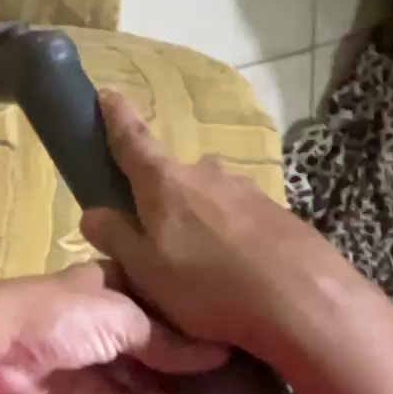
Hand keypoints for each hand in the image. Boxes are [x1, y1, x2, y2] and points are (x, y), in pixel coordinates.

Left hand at [0, 261, 228, 393]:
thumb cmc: (59, 318)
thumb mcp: (121, 318)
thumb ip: (165, 339)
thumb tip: (215, 356)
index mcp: (113, 282)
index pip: (163, 298)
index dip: (194, 316)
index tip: (234, 336)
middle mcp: (100, 314)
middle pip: (148, 337)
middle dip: (181, 356)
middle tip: (229, 378)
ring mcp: (82, 351)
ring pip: (130, 368)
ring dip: (160, 383)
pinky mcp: (67, 385)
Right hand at [79, 91, 380, 367]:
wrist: (299, 299)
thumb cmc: (205, 286)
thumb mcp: (144, 270)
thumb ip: (116, 238)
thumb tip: (93, 212)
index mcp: (165, 183)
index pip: (133, 141)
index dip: (116, 118)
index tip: (105, 94)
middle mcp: (205, 173)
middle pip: (169, 179)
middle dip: (154, 201)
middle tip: (147, 242)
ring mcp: (244, 190)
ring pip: (203, 201)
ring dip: (191, 224)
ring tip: (190, 269)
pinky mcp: (273, 213)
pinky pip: (232, 220)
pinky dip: (221, 238)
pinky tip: (226, 273)